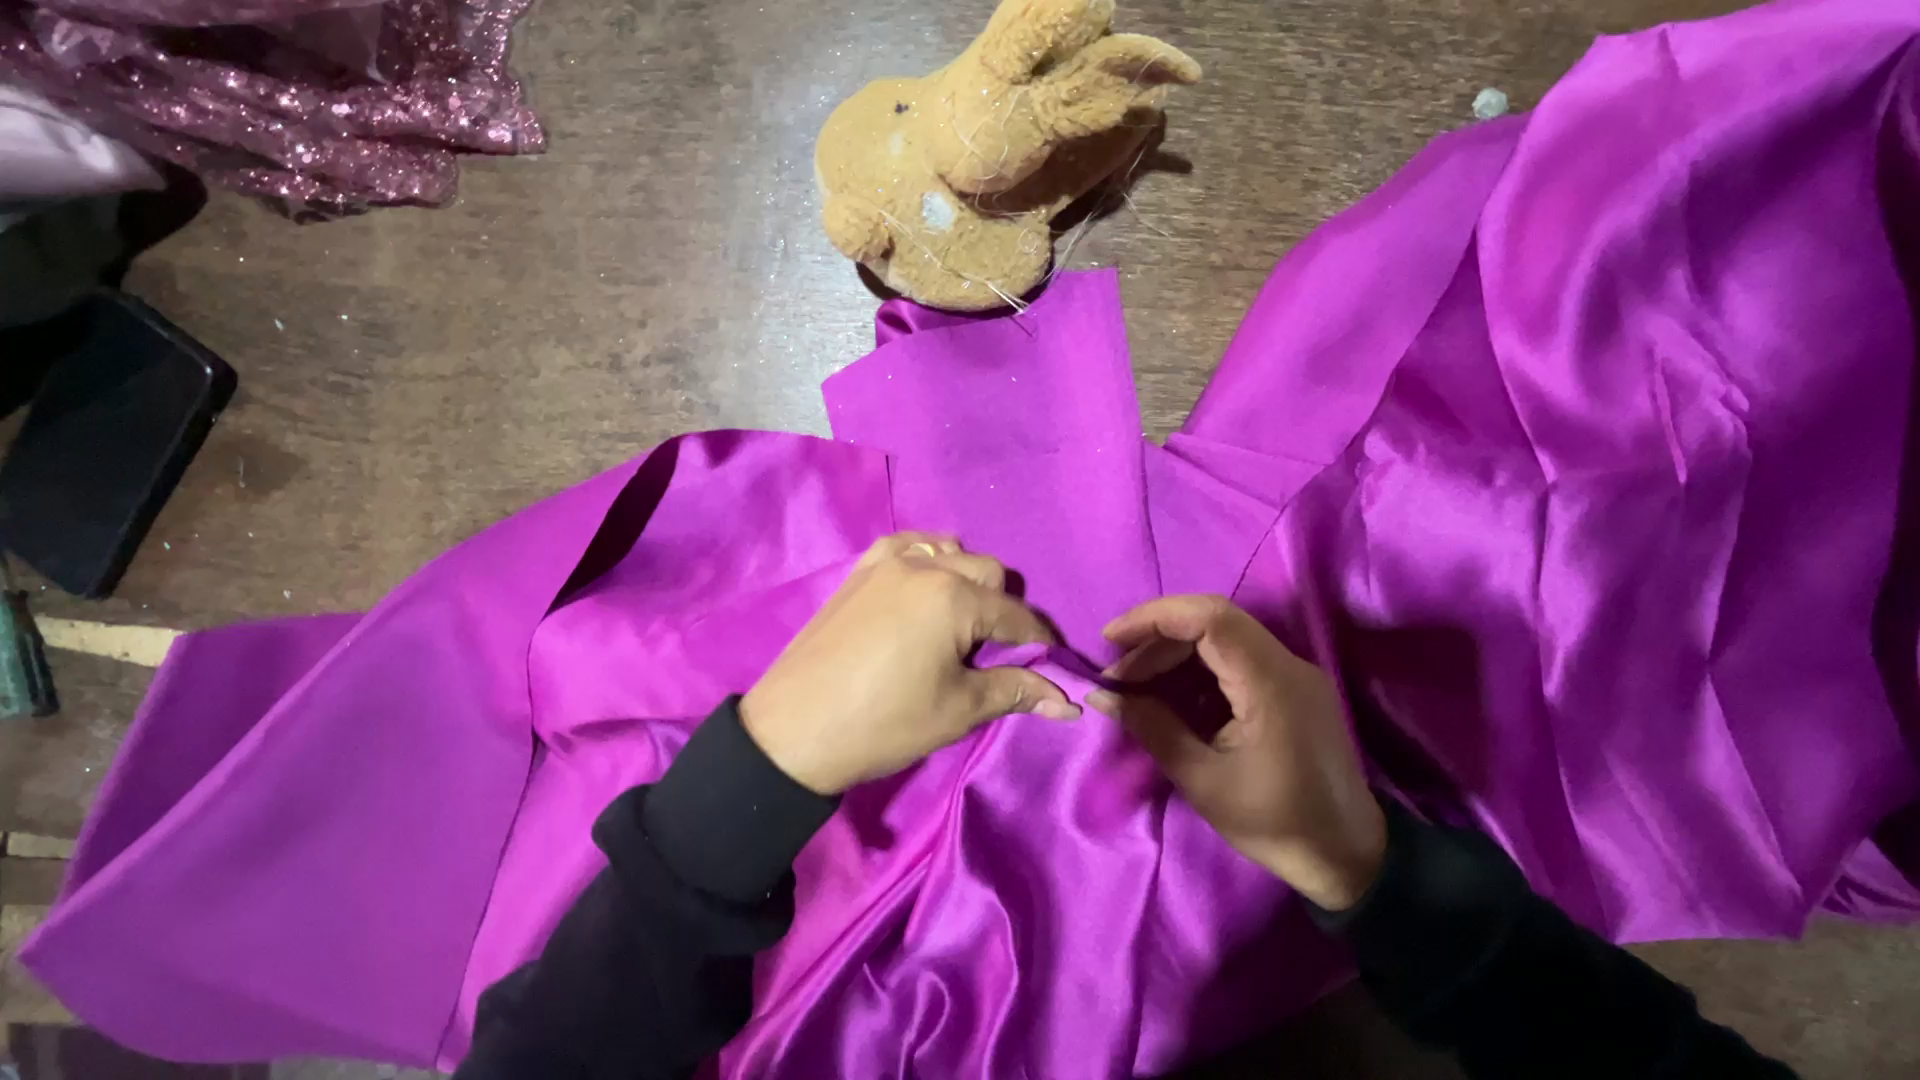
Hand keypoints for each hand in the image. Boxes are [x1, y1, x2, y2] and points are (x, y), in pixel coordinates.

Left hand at [741, 532, 1078, 794]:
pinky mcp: (860, 571)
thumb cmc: (884, 723)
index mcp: (955, 598)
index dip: (1040, 643)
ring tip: (959, 624)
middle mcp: (926, 566)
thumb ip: (1016, 692)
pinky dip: (928, 561)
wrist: (794, 731)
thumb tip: (1069, 704)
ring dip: (967, 580)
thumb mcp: (958, 710)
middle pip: (988, 573)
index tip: (1052, 665)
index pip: (1017, 615)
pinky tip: (924, 590)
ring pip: (950, 552)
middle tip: (996, 653)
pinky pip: (909, 547)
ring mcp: (888, 563)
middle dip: (1003, 609)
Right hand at [1088, 595, 1385, 909]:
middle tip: (1116, 676)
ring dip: (1173, 653)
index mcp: (1270, 682)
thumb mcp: (1201, 779)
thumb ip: (1151, 727)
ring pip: (1221, 637)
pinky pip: (1236, 659)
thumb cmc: (1273, 821)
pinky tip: (1169, 695)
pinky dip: (1196, 668)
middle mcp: (1287, 664)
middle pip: (1212, 622)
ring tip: (1134, 686)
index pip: (1209, 617)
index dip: (1154, 617)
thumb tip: (1102, 695)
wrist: (1346, 855)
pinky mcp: (1291, 688)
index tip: (1111, 641)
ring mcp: (1292, 673)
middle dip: (1156, 640)